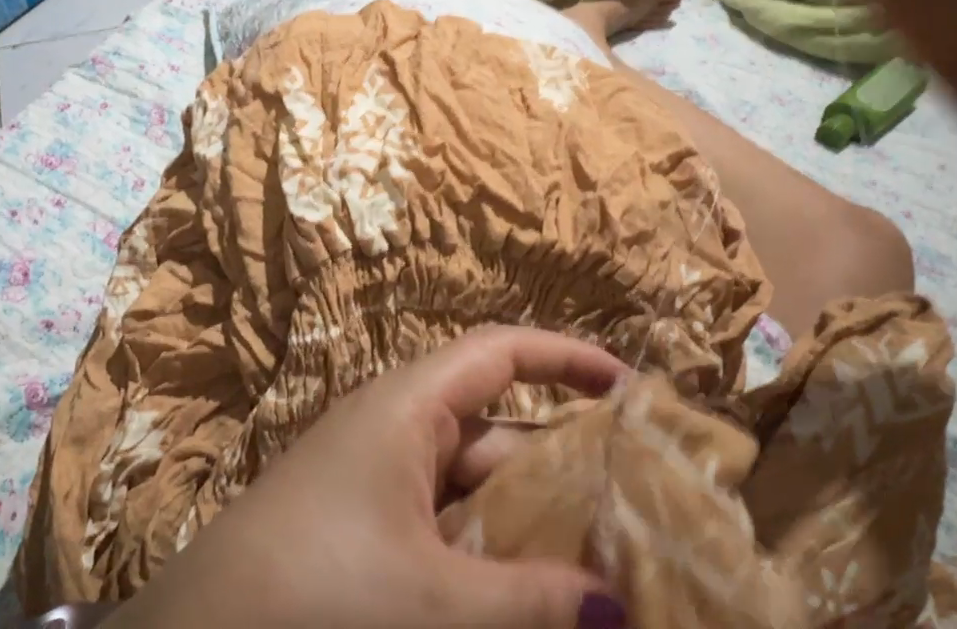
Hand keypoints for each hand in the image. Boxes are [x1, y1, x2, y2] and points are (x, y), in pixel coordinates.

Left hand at [104, 327, 630, 628]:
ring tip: (600, 561)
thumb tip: (617, 605)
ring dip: (528, 521)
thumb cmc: (321, 585)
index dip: (565, 357)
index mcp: (408, 406)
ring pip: (472, 484)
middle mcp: (395, 427)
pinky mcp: (364, 522)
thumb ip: (530, 600)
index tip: (630, 387)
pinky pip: (443, 521)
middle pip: (496, 428)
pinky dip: (487, 549)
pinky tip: (525, 592)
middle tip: (635, 506)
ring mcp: (376, 476)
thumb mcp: (433, 596)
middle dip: (562, 464)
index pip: (499, 352)